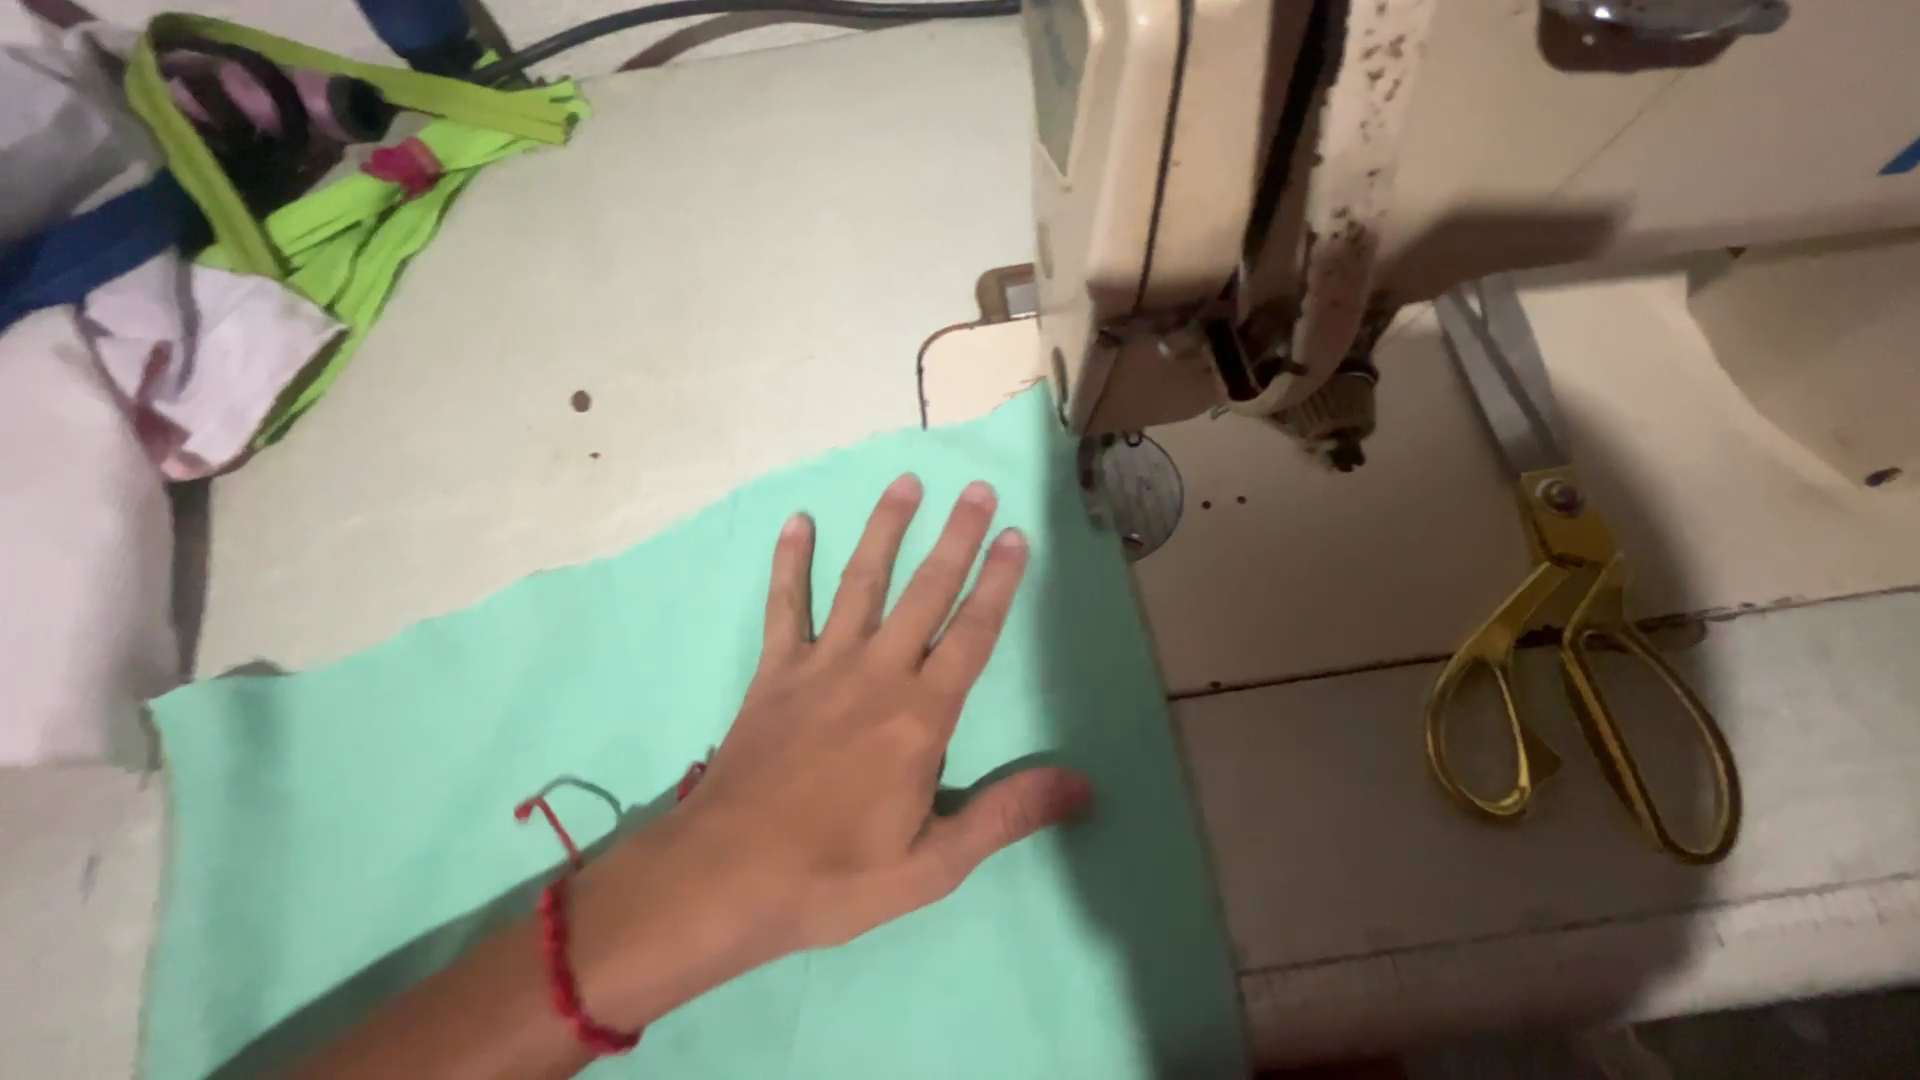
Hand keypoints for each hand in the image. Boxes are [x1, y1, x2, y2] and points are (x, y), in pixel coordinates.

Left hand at [579, 476, 1091, 1019]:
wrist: (725, 878)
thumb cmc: (835, 876)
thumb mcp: (934, 864)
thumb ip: (1007, 814)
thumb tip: (1083, 786)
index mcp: (921, 716)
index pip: (973, 634)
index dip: (998, 582)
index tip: (1016, 535)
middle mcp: (877, 674)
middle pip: (925, 592)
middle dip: (956, 537)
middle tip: (976, 488)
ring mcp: (821, 666)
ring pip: (861, 583)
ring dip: (885, 530)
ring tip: (905, 483)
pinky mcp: (775, 672)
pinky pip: (784, 606)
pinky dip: (789, 562)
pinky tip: (797, 522)